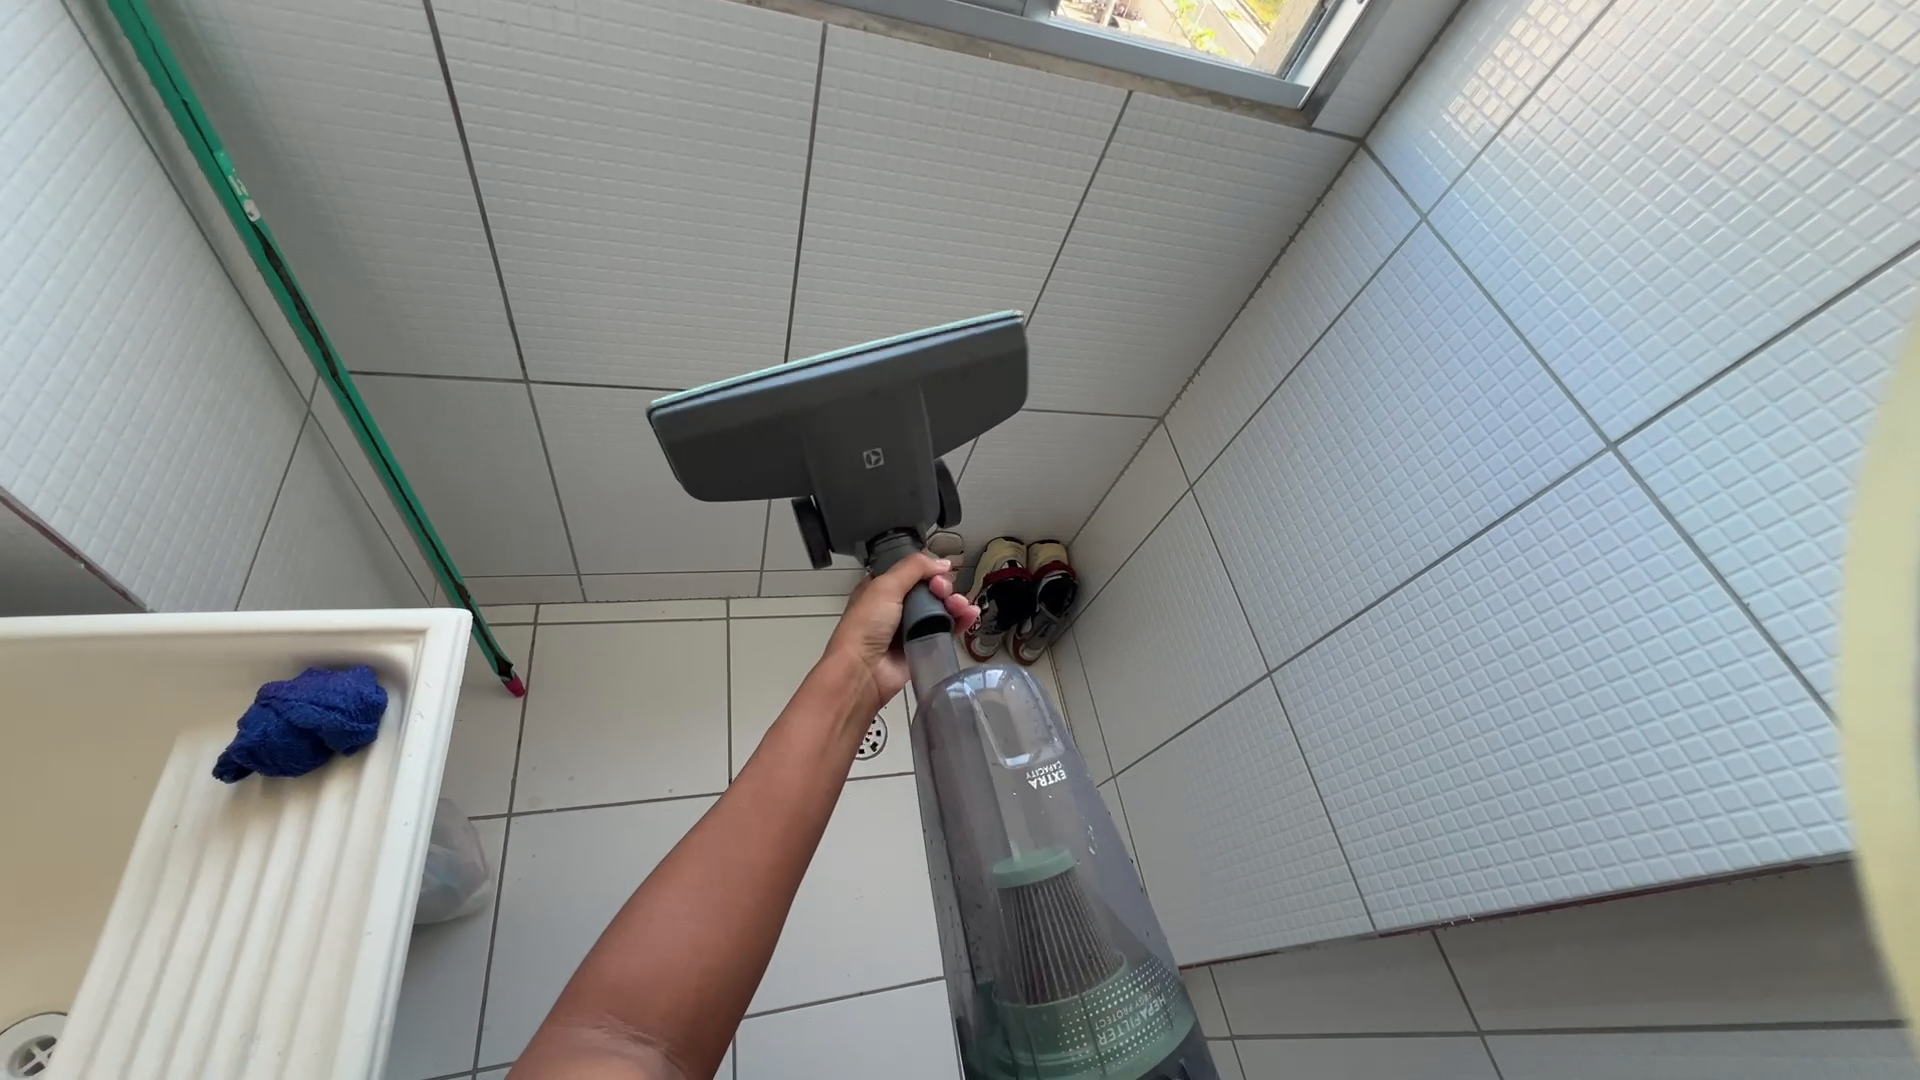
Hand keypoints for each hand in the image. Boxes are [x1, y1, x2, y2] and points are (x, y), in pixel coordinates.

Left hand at [825, 554, 979, 706]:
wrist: (863, 671)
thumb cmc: (866, 626)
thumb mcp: (885, 586)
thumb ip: (913, 568)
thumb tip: (943, 562)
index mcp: (882, 588)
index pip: (911, 571)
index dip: (927, 569)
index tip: (937, 572)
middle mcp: (896, 606)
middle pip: (930, 588)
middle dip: (942, 586)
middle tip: (942, 591)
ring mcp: (911, 626)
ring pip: (941, 607)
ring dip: (954, 601)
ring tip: (958, 605)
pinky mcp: (924, 644)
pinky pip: (947, 629)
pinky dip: (961, 620)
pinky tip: (970, 614)